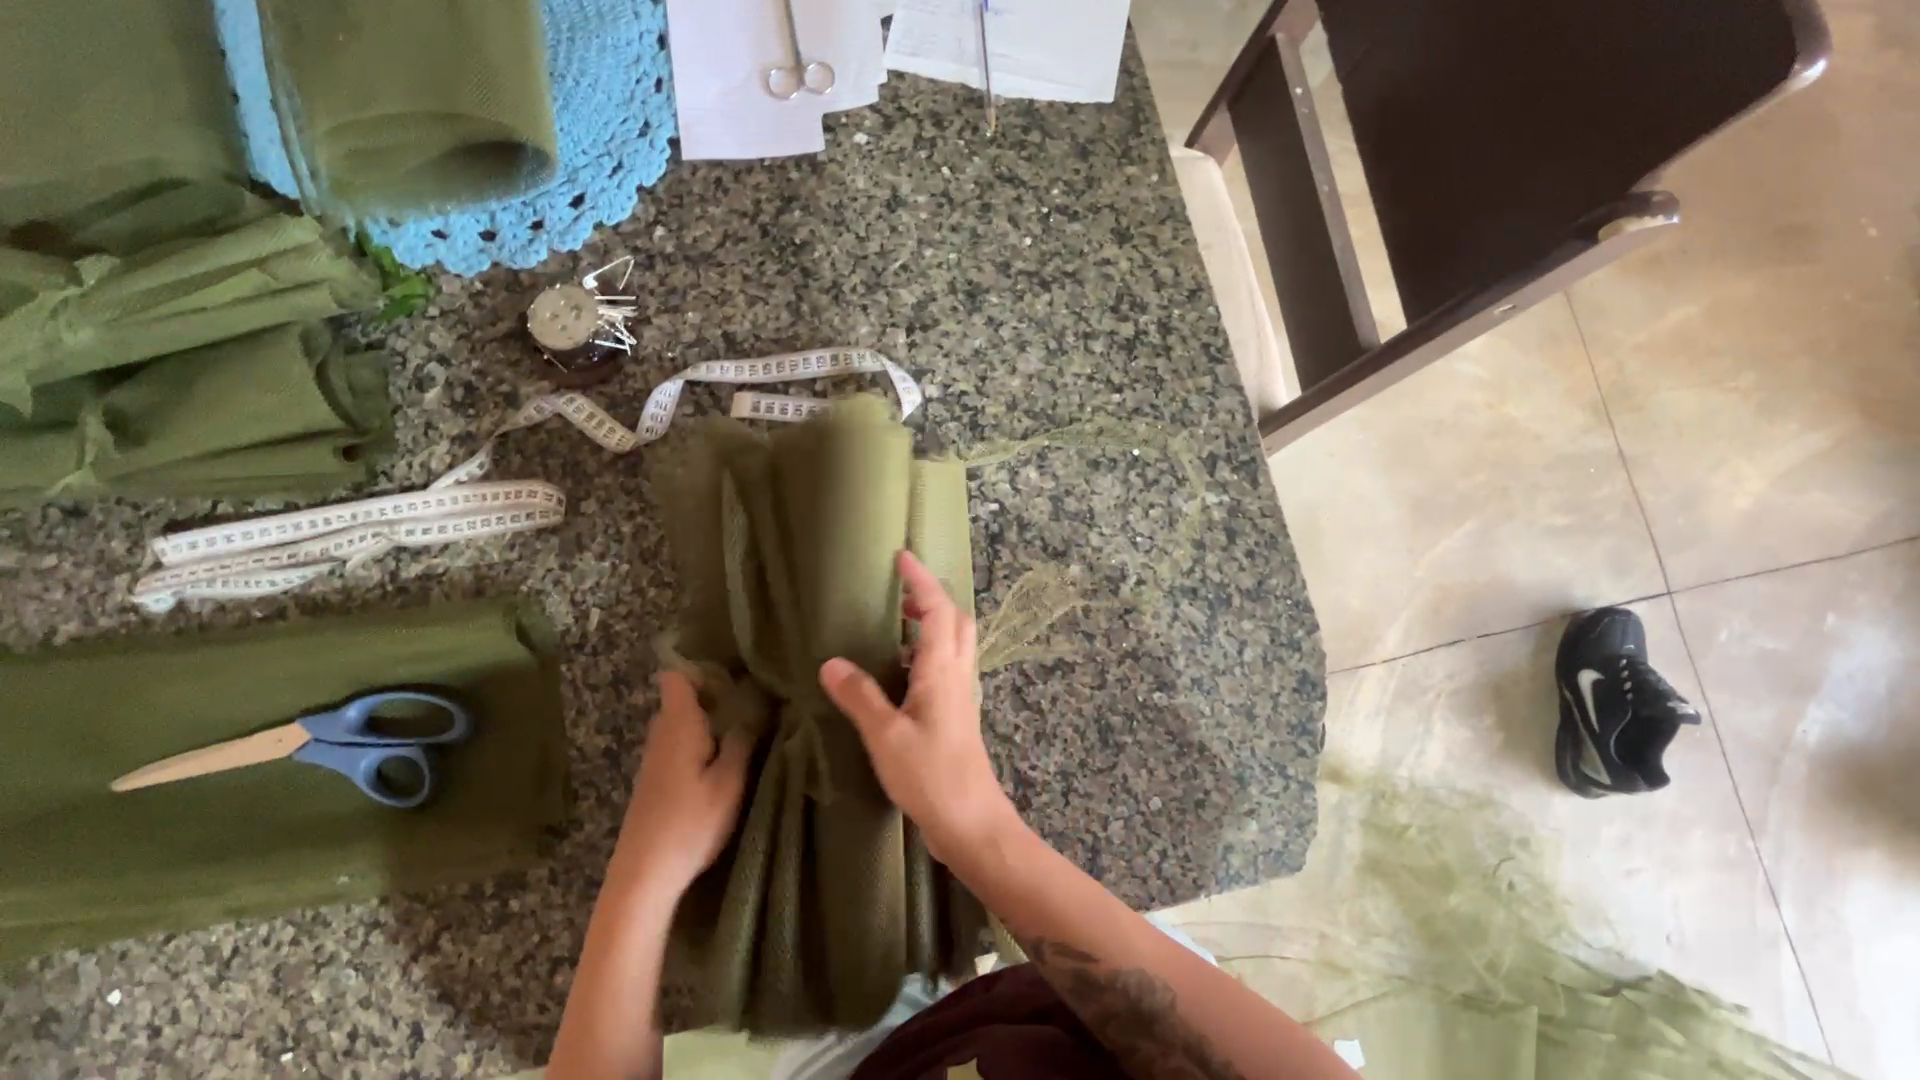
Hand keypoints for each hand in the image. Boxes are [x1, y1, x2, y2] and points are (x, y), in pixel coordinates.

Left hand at [613, 671, 751, 895]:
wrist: (643, 875)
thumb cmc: (690, 824)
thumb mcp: (730, 782)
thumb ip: (742, 740)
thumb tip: (755, 705)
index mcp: (678, 725)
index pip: (677, 676)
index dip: (704, 672)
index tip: (737, 681)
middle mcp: (660, 735)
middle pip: (681, 700)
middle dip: (714, 698)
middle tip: (752, 709)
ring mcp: (653, 760)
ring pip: (680, 725)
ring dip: (708, 725)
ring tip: (744, 735)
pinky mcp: (653, 783)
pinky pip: (677, 747)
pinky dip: (698, 746)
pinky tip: (720, 766)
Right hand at [819, 550, 1023, 865]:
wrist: (971, 822)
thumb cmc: (931, 776)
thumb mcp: (886, 736)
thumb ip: (860, 697)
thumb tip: (830, 662)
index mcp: (942, 671)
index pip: (938, 610)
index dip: (922, 581)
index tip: (902, 558)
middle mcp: (956, 676)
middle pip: (956, 622)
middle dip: (932, 599)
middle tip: (900, 593)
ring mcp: (960, 698)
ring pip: (954, 646)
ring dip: (931, 626)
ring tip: (895, 626)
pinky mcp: (957, 718)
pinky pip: (946, 670)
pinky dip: (927, 656)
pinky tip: (899, 675)